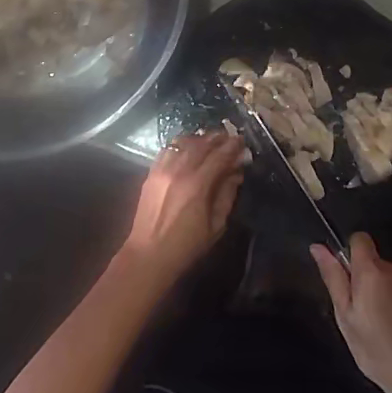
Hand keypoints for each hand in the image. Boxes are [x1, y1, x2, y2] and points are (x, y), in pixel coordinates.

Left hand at [118, 132, 246, 285]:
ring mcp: (162, 170)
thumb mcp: (216, 225)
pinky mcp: (151, 173)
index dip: (232, 147)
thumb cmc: (186, 246)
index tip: (242, 142)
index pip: (219, 157)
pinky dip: (180, 145)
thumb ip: (227, 195)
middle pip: (201, 145)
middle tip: (229, 138)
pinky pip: (167, 150)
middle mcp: (179, 171)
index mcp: (197, 185)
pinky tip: (187, 148)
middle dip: (217, 139)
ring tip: (210, 140)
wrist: (149, 255)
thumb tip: (235, 173)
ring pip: (183, 143)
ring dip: (199, 139)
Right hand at [311, 233, 391, 392]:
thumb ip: (333, 278)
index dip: (348, 253)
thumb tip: (318, 247)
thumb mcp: (345, 316)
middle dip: (363, 278)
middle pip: (373, 261)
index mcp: (372, 271)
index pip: (359, 238)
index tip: (345, 279)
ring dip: (380, 290)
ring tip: (377, 325)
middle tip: (357, 311)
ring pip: (388, 277)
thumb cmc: (375, 350)